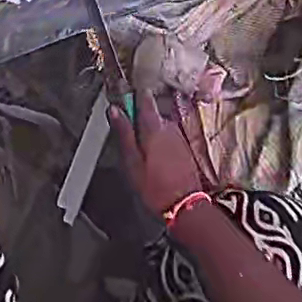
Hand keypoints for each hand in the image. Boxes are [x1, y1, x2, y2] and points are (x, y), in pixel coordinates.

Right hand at [109, 90, 207, 217]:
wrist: (186, 207)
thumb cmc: (155, 186)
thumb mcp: (132, 161)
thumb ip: (124, 132)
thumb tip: (114, 110)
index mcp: (154, 126)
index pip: (144, 98)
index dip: (132, 93)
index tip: (122, 96)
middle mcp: (169, 127)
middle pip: (151, 111)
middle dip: (139, 116)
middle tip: (127, 132)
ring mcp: (179, 136)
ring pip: (159, 124)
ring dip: (149, 129)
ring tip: (140, 149)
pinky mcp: (185, 147)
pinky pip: (168, 135)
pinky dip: (159, 139)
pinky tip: (154, 156)